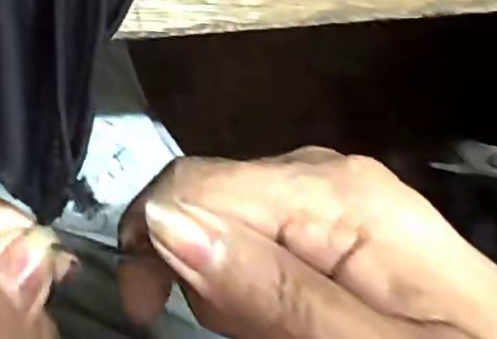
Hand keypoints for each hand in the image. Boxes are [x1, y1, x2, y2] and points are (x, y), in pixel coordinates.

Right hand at [117, 148, 496, 338]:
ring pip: (236, 222)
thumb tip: (164, 218)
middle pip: (215, 196)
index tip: (147, 314)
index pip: (202, 181)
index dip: (155, 235)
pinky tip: (296, 324)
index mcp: (337, 189)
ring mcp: (342, 201)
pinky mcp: (350, 231)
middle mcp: (330, 174)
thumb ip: (273, 292)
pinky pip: (272, 242)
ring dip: (233, 288)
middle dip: (207, 271)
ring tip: (280, 338)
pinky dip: (263, 290)